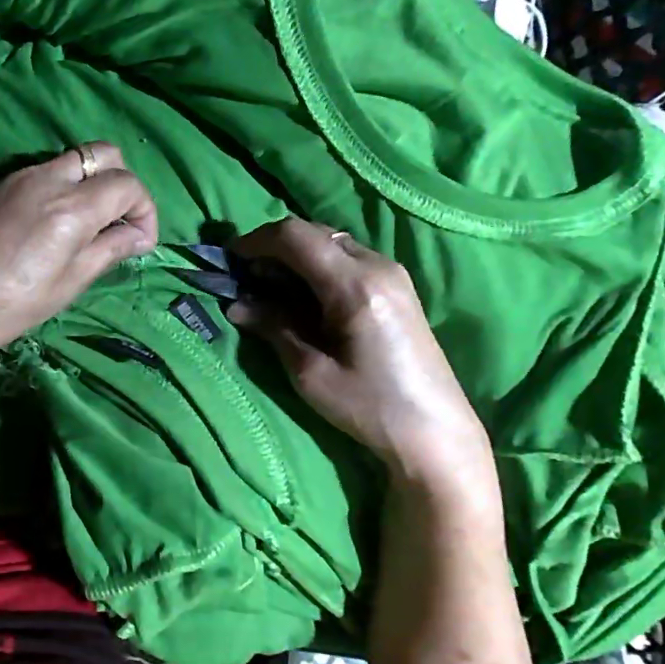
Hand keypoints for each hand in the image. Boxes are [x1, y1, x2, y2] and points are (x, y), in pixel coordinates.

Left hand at [0, 142, 157, 401]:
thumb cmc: (2, 309)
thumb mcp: (65, 287)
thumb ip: (107, 251)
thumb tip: (138, 235)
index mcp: (70, 208)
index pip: (127, 185)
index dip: (145, 211)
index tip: (139, 243)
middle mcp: (47, 178)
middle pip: (105, 154)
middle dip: (123, 184)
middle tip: (117, 225)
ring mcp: (19, 177)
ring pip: (75, 159)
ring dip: (93, 184)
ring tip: (87, 230)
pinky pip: (47, 171)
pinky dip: (66, 187)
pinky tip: (54, 227)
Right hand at [227, 218, 488, 470]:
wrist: (436, 432)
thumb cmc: (371, 408)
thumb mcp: (311, 373)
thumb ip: (273, 328)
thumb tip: (236, 304)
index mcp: (355, 285)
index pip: (296, 236)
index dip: (256, 241)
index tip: (229, 261)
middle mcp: (377, 266)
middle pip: (313, 232)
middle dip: (273, 246)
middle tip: (246, 278)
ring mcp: (392, 272)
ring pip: (330, 241)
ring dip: (295, 255)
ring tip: (270, 288)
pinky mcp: (397, 285)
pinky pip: (347, 257)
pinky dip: (316, 264)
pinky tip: (304, 295)